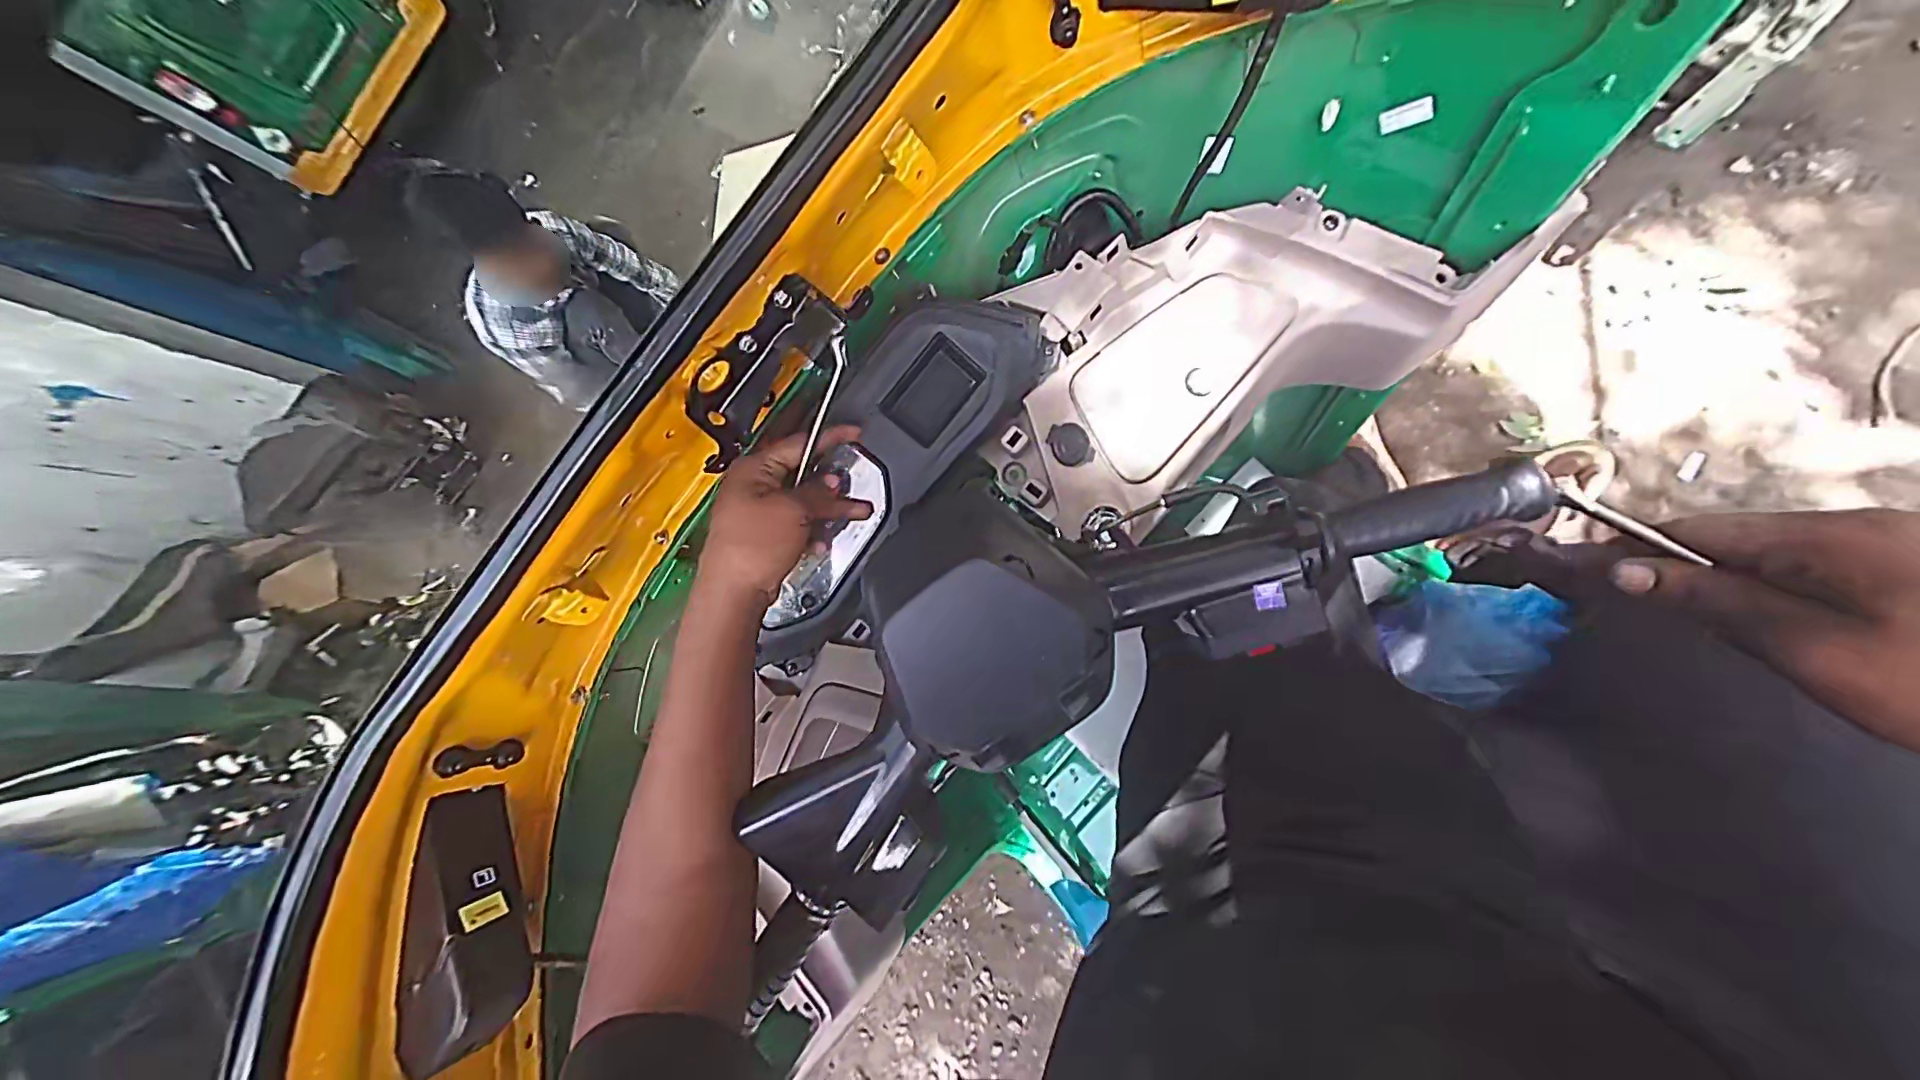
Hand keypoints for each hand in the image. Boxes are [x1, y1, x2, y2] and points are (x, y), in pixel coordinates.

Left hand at [698, 425, 871, 604]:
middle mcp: (753, 486)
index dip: (830, 438)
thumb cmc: (748, 549)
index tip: (852, 434)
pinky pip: (797, 524)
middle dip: (831, 484)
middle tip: (853, 486)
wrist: (734, 592)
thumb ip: (817, 492)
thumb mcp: (793, 510)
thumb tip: (831, 483)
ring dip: (827, 510)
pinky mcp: (764, 534)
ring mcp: (758, 511)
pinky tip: (821, 540)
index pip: (799, 443)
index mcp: (754, 469)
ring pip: (803, 502)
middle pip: (803, 475)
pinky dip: (813, 529)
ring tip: (852, 513)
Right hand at [1608, 509, 1919, 750]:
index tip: (1579, 569)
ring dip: (1721, 578)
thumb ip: (1717, 602)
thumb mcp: (1816, 650)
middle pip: (1730, 537)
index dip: (1630, 546)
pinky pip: (1811, 566)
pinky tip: (1769, 618)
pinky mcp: (1913, 567)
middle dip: (1675, 564)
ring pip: (1770, 552)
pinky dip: (1767, 587)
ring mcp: (1893, 544)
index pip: (1693, 529)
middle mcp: (1858, 526)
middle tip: (1635, 604)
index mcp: (1826, 537)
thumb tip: (1625, 571)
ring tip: (1697, 616)